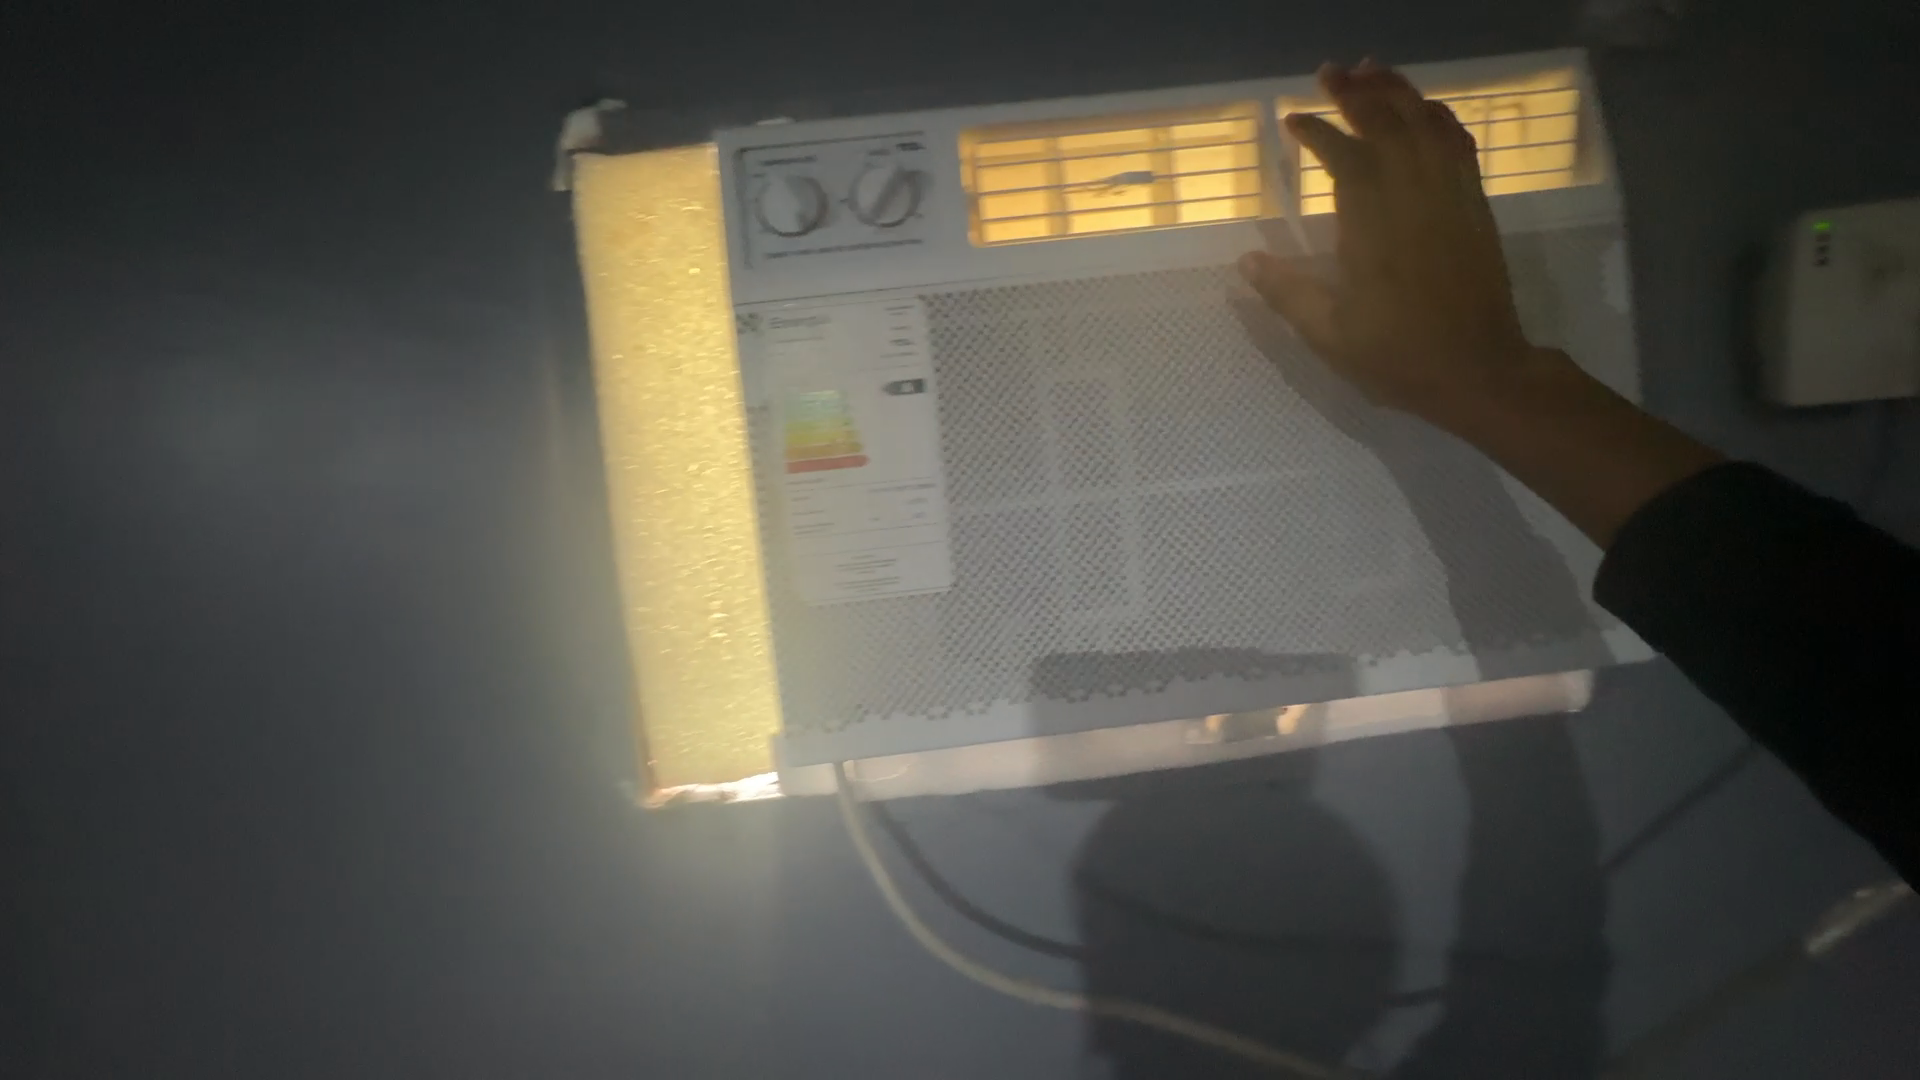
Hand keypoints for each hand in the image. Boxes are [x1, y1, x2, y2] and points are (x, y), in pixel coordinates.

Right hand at [1238, 60, 1555, 426]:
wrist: (1476, 369)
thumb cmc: (1395, 357)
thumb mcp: (1329, 335)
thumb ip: (1287, 293)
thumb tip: (1247, 259)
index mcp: (1373, 230)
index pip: (1345, 159)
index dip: (1318, 132)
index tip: (1292, 119)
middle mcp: (1414, 200)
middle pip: (1388, 127)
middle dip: (1357, 95)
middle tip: (1329, 70)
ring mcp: (1450, 198)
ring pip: (1426, 126)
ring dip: (1398, 93)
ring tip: (1372, 71)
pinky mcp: (1473, 207)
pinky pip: (1458, 146)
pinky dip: (1439, 117)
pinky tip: (1425, 107)